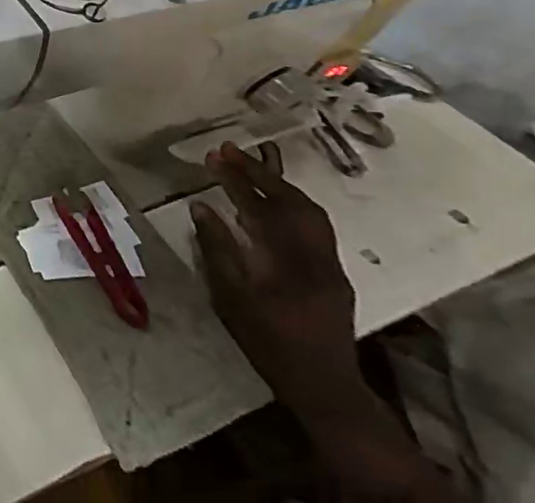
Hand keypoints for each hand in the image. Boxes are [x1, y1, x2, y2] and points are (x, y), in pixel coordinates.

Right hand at [192, 141, 360, 410]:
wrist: (321, 383)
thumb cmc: (265, 338)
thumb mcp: (229, 294)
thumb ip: (216, 247)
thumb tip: (201, 207)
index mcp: (288, 258)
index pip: (261, 207)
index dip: (237, 178)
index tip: (215, 155)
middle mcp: (316, 255)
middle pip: (293, 202)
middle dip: (261, 173)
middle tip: (230, 152)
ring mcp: (330, 264)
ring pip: (309, 213)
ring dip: (279, 186)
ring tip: (250, 169)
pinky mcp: (333, 273)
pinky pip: (314, 226)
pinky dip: (290, 205)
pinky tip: (271, 204)